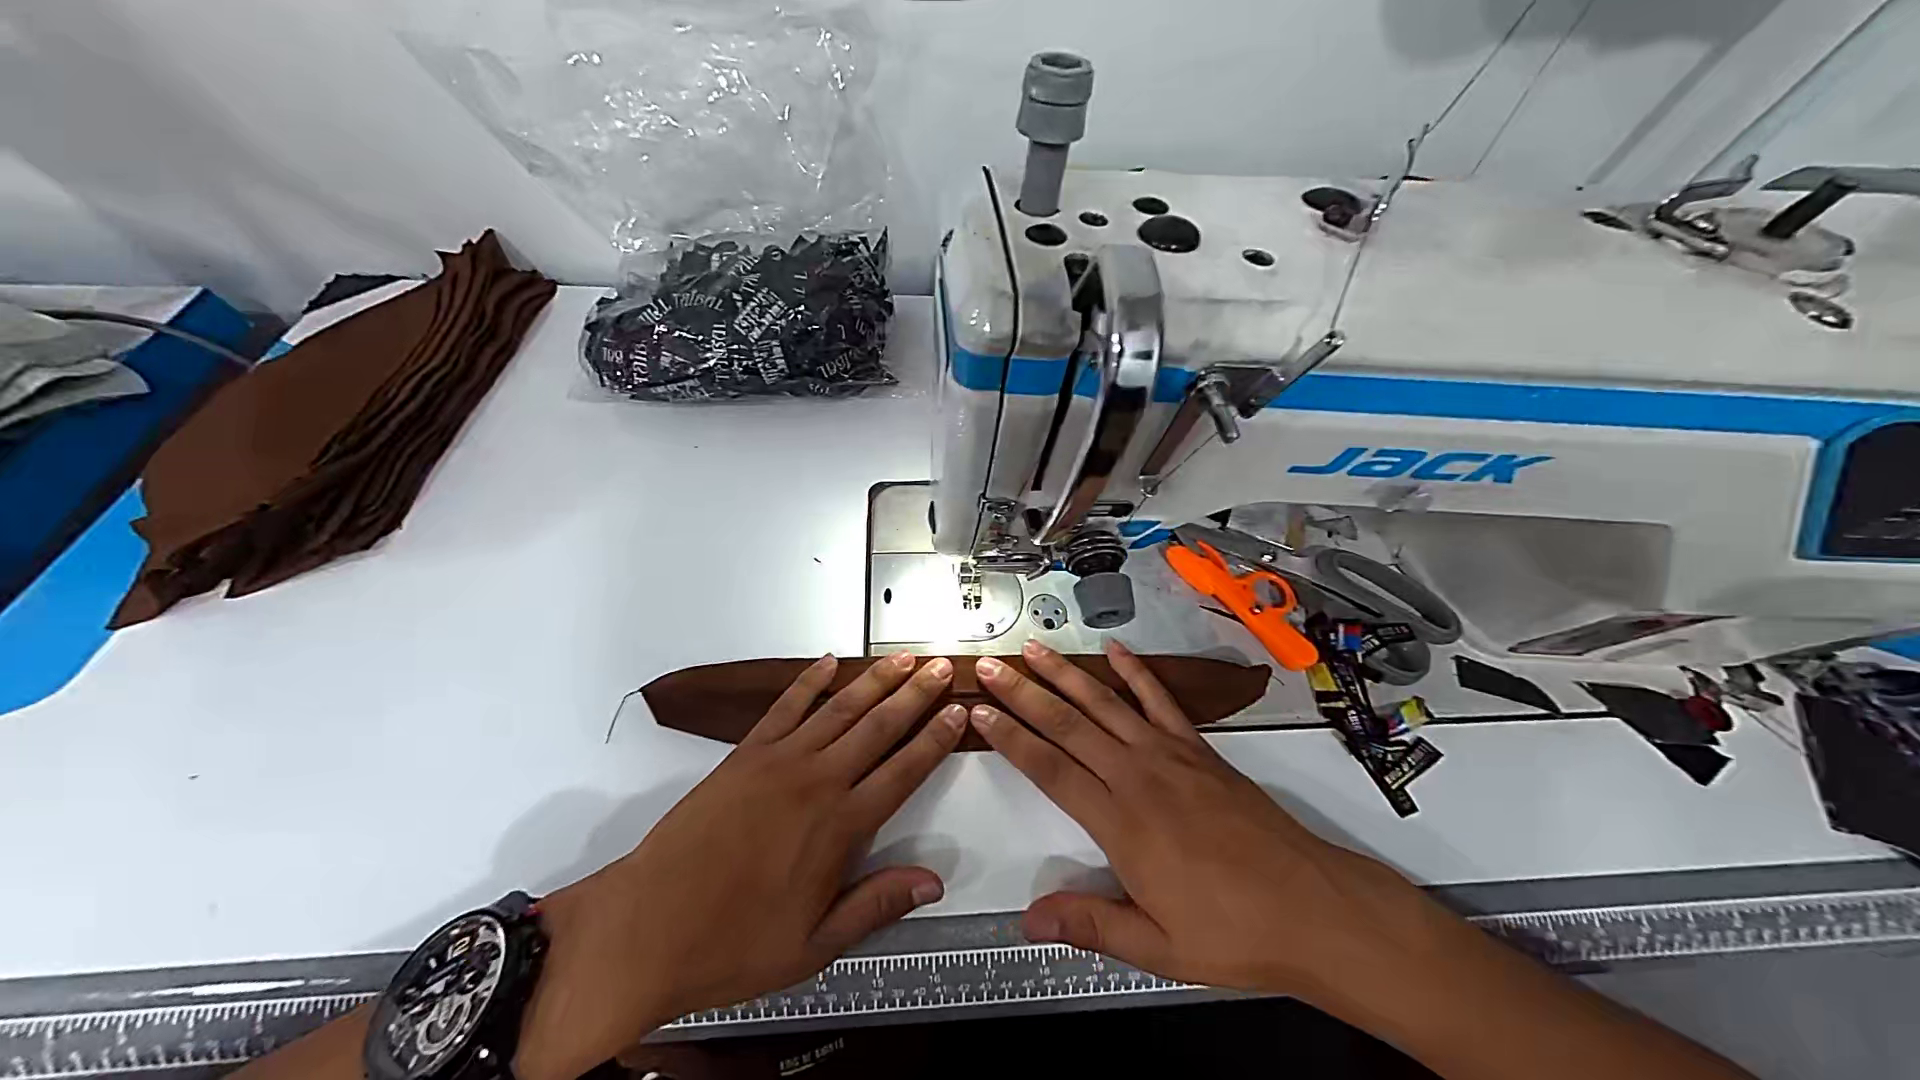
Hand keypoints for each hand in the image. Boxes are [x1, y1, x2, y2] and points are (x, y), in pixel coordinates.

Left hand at [514, 652, 964, 1079]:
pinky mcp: (744, 755)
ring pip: (839, 709)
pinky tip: (828, 663)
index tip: (957, 711)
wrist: (645, 929)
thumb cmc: (732, 944)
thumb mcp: (814, 945)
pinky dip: (808, 682)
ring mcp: (778, 762)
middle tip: (939, 667)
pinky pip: (784, 708)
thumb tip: (932, 883)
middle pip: (878, 728)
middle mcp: (816, 783)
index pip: (903, 771)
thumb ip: (876, 905)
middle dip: (914, 695)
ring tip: (901, 659)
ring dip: (874, 681)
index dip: (935, 739)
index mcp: (840, 827)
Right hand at [969, 639, 1436, 1006]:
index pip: (1049, 768)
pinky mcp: (1200, 750)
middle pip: (1068, 725)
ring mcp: (1171, 756)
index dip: (1009, 737)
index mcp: (1120, 824)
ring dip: (1067, 675)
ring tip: (1036, 649)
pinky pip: (1161, 701)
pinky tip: (1116, 650)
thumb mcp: (1157, 947)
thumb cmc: (1233, 932)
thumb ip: (1090, 926)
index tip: (979, 710)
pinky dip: (1137, 673)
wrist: (1314, 909)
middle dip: (1024, 693)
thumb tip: (1029, 920)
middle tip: (991, 666)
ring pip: (1106, 704)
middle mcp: (1139, 777)